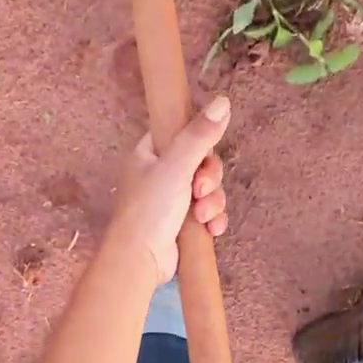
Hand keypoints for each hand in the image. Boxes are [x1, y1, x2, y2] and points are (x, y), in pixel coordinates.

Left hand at [110, 96, 231, 283]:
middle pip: (201, 162)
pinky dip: (212, 219)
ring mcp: (170, 200)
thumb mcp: (176, 167)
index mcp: (149, 154)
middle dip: (209, 179)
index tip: (204, 154)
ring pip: (208, 189)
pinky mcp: (181, 222)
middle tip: (200, 192)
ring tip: (203, 216)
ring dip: (213, 202)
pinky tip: (211, 230)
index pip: (181, 134)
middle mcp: (158, 174)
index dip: (200, 143)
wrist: (139, 260)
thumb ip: (199, 135)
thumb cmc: (150, 209)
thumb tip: (223, 101)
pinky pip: (208, 211)